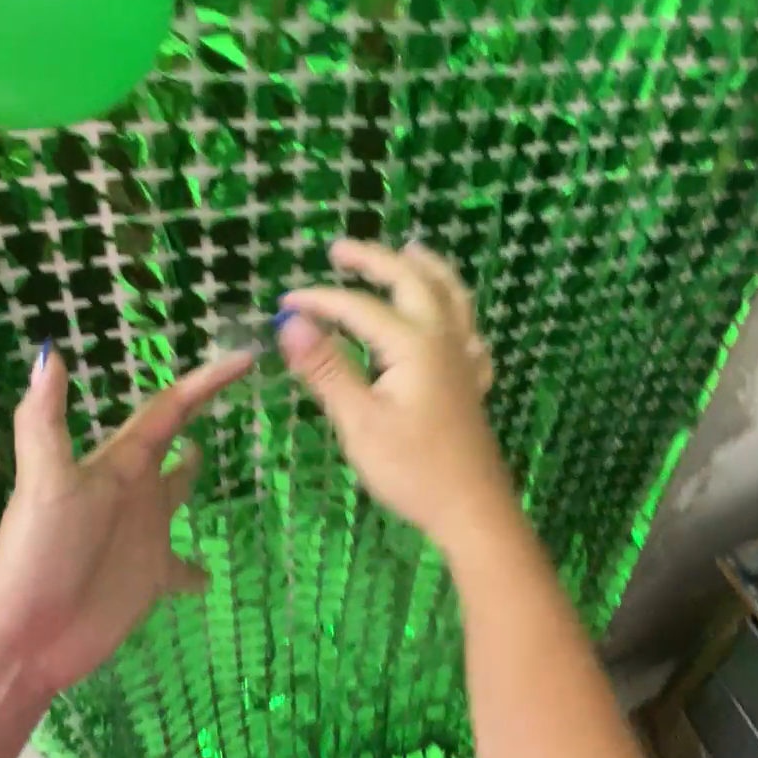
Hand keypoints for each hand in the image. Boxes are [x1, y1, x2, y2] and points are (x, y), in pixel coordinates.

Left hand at [0, 346, 252, 695]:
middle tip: (231, 390)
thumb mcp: (45, 482)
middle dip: (197, 411)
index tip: (245, 358)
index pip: (170, 409)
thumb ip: (45, 419)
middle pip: (172, 438)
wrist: (24, 636)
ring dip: (192, 474)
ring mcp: (144, 533)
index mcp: (121, 462)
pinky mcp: (151, 577)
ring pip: (177, 493)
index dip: (206, 381)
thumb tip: (50, 352)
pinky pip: (183, 569)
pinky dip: (198, 570)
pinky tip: (211, 575)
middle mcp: (136, 489)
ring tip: (213, 457)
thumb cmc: (40, 552)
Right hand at [277, 240, 514, 550]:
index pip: (360, 306)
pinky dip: (456, 308)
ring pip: (452, 294)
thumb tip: (291, 322)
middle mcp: (445, 337)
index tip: (284, 301)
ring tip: (411, 248)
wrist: (473, 509)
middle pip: (412, 280)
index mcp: (415, 343)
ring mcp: (465, 356)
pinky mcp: (473, 379)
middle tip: (340, 250)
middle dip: (375, 259)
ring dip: (427, 267)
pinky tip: (451, 317)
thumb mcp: (359, 421)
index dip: (320, 299)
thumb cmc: (413, 469)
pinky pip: (469, 328)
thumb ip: (327, 368)